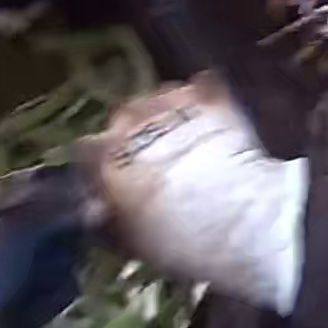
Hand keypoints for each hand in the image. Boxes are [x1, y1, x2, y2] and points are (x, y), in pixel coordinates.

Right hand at [81, 75, 306, 312]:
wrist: (242, 221)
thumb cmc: (182, 241)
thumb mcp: (133, 241)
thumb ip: (108, 220)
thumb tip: (95, 208)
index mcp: (108, 158)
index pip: (86, 148)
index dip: (99, 161)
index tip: (110, 171)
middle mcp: (133, 123)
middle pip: (122, 116)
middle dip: (133, 131)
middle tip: (154, 154)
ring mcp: (173, 104)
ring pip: (159, 97)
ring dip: (167, 111)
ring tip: (186, 134)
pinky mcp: (211, 97)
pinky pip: (200, 86)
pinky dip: (203, 95)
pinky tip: (209, 112)